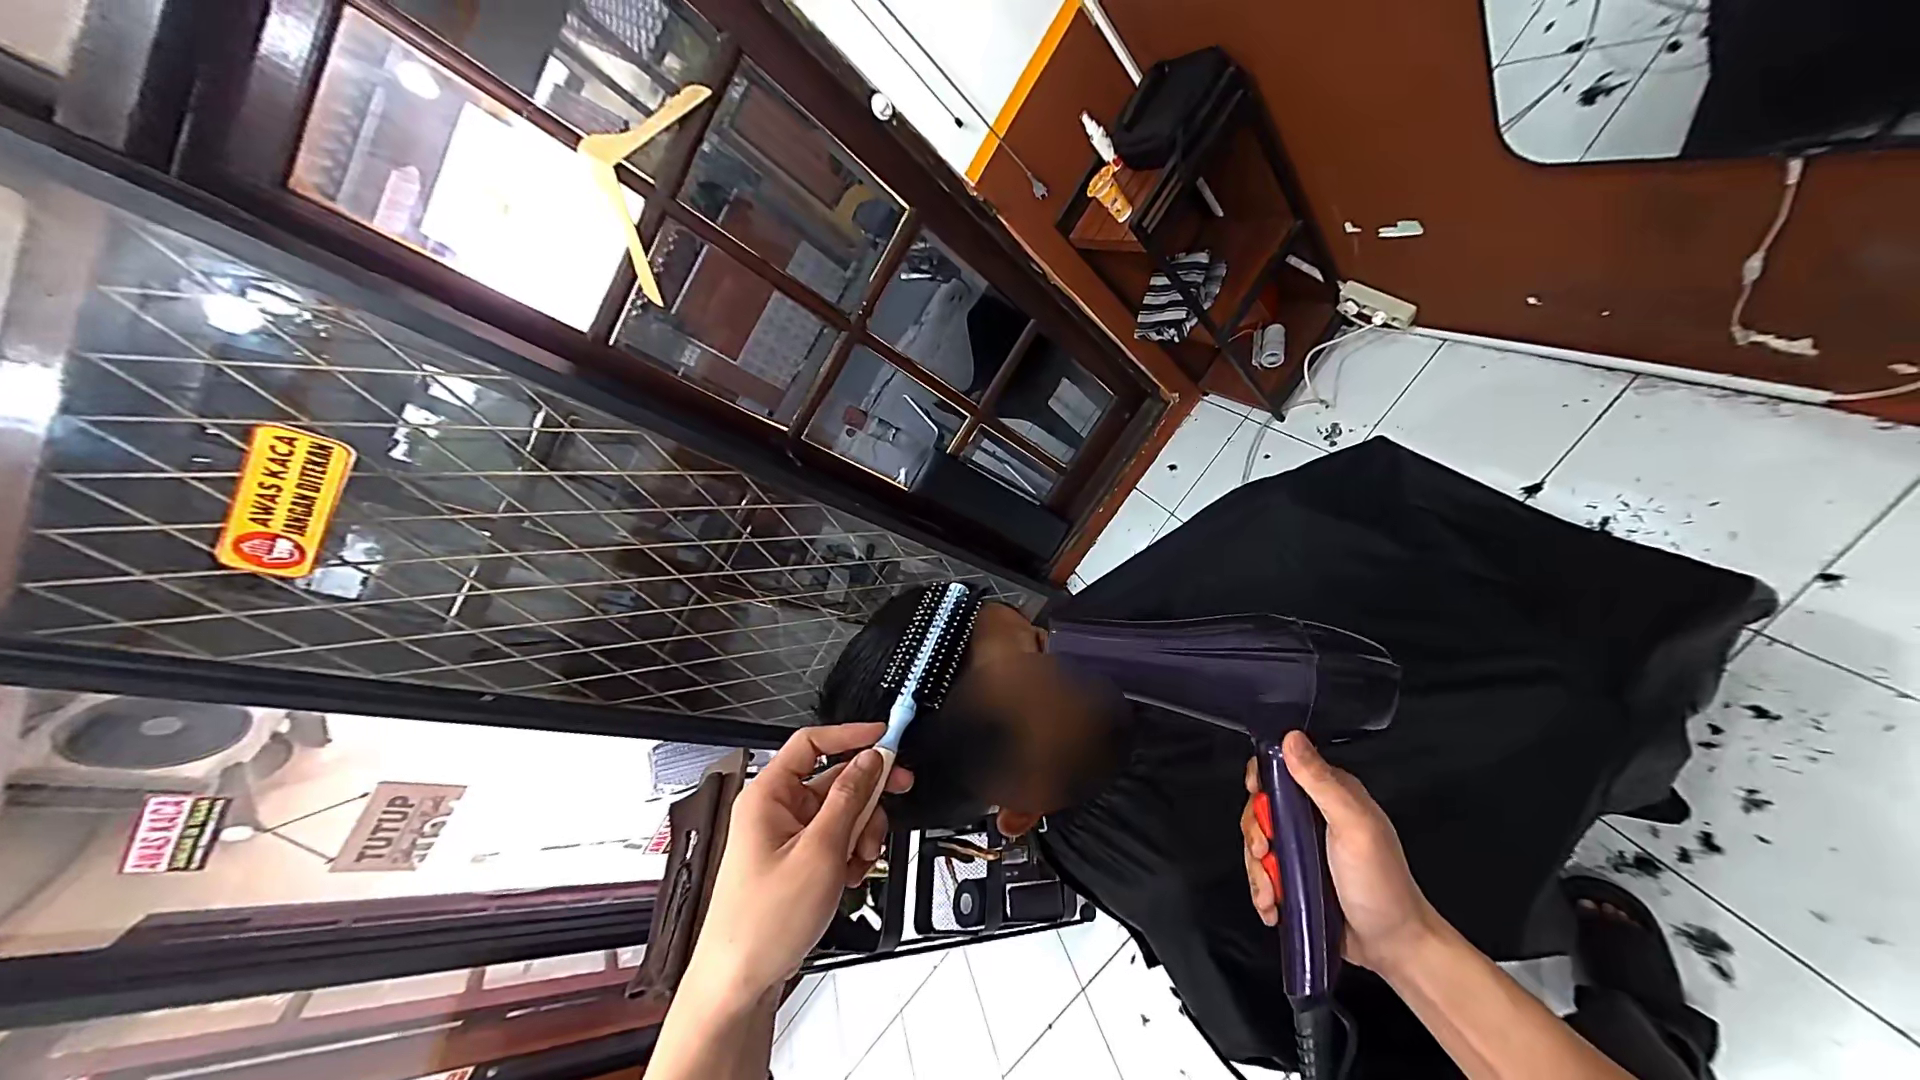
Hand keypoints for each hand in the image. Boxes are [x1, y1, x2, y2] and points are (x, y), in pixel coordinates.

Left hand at [682, 723, 913, 1004]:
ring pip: (841, 811)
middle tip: (898, 789)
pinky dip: (851, 851)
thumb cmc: (760, 923)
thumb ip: (850, 798)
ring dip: (862, 830)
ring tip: (862, 857)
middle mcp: (777, 810)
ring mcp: (788, 836)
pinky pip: (836, 838)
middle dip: (866, 794)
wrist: (740, 982)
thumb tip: (870, 760)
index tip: (884, 736)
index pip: (812, 743)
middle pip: (835, 779)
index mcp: (769, 795)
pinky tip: (851, 873)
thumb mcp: (819, 851)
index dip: (850, 734)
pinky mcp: (798, 859)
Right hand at [1240, 731, 1437, 973]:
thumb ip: (1321, 782)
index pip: (1280, 768)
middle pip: (1261, 808)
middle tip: (1266, 852)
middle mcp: (1313, 816)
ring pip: (1258, 842)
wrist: (1396, 949)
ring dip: (1257, 869)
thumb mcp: (1353, 826)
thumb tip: (1291, 739)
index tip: (1257, 800)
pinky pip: (1263, 872)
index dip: (1260, 780)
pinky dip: (1261, 889)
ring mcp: (1303, 848)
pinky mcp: (1295, 875)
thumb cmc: (1383, 887)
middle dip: (1255, 833)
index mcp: (1330, 793)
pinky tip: (1272, 904)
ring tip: (1271, 890)